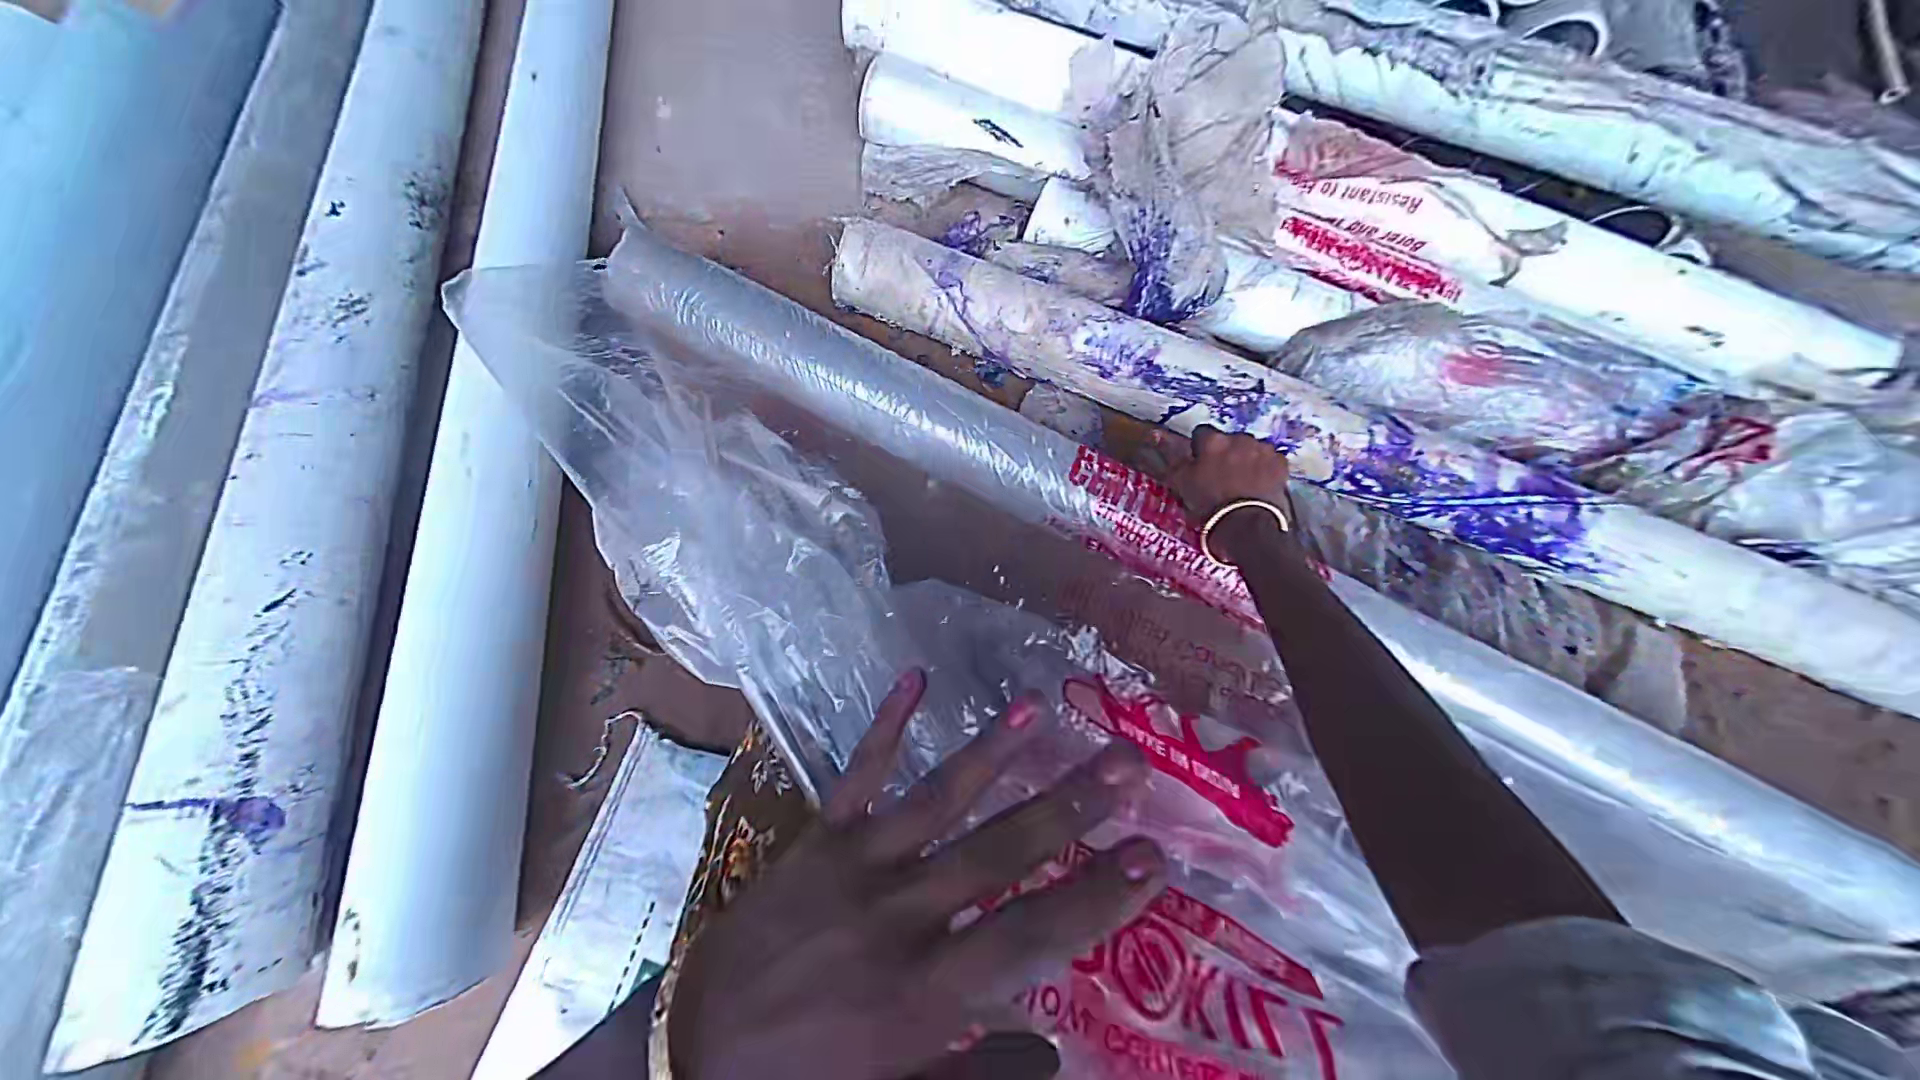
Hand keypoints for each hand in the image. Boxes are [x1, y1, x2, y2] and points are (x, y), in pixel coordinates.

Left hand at [667, 669, 1168, 1079]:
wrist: (696, 1051)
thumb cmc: (808, 1077)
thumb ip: (980, 1071)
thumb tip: (1057, 1054)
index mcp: (928, 992)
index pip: (1034, 935)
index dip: (1098, 896)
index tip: (1150, 855)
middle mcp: (902, 917)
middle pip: (1000, 852)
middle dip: (1070, 805)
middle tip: (1126, 762)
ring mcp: (856, 866)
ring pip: (935, 800)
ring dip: (989, 751)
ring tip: (1037, 708)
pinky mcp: (818, 838)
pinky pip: (858, 774)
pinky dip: (887, 724)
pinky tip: (915, 677)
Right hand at [1146, 426, 1299, 560]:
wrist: (1246, 525)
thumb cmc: (1209, 504)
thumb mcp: (1181, 484)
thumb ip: (1174, 461)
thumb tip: (1162, 442)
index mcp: (1212, 442)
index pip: (1201, 433)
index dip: (1200, 448)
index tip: (1200, 463)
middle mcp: (1238, 438)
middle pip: (1229, 440)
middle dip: (1226, 452)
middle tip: (1222, 474)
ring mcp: (1263, 449)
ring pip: (1251, 448)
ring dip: (1246, 458)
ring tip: (1243, 481)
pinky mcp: (1281, 462)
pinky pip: (1270, 459)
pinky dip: (1265, 468)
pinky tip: (1260, 484)